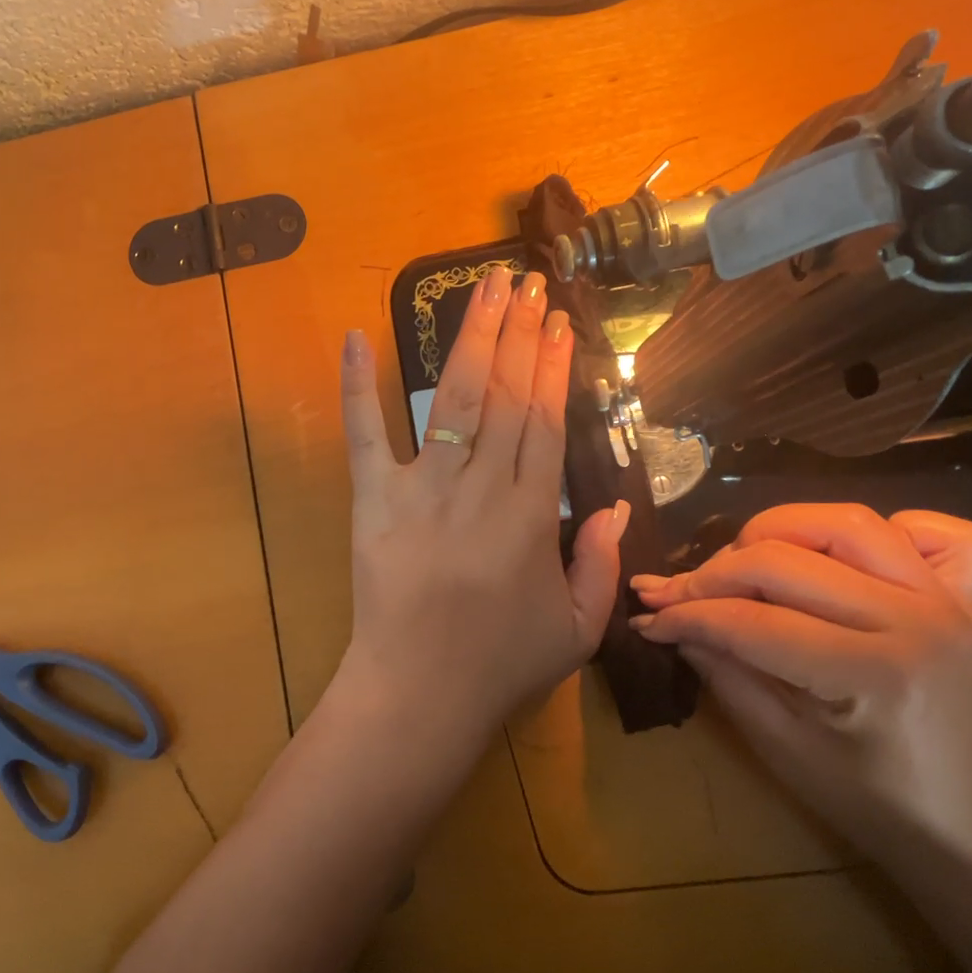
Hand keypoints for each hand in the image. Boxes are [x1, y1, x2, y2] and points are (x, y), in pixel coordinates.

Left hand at [337, 268, 629, 739]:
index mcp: (533, 516)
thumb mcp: (577, 629)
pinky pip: (363, 434)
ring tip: (484, 286)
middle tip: (526, 279)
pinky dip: (355, 385)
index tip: (559, 321)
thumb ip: (604, 566)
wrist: (419, 694)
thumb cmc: (499, 666)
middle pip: (505, 395)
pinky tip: (353, 336)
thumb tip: (618, 505)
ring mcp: (423, 489)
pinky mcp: (372, 501)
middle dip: (518, 332)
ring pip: (453, 399)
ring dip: (469, 337)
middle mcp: (481, 488)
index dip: (553, 366)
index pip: (546, 421)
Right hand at [630, 504, 971, 862]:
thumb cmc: (868, 800)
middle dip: (712, 574)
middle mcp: (913, 619)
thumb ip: (723, 672)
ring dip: (777, 532)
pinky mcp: (963, 597)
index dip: (685, 615)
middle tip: (673, 597)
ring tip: (741, 565)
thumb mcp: (779, 744)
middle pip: (785, 559)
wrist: (970, 827)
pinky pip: (936, 532)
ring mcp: (945, 601)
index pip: (751, 619)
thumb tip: (666, 622)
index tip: (644, 618)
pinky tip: (844, 558)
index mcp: (872, 672)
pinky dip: (886, 529)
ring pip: (845, 524)